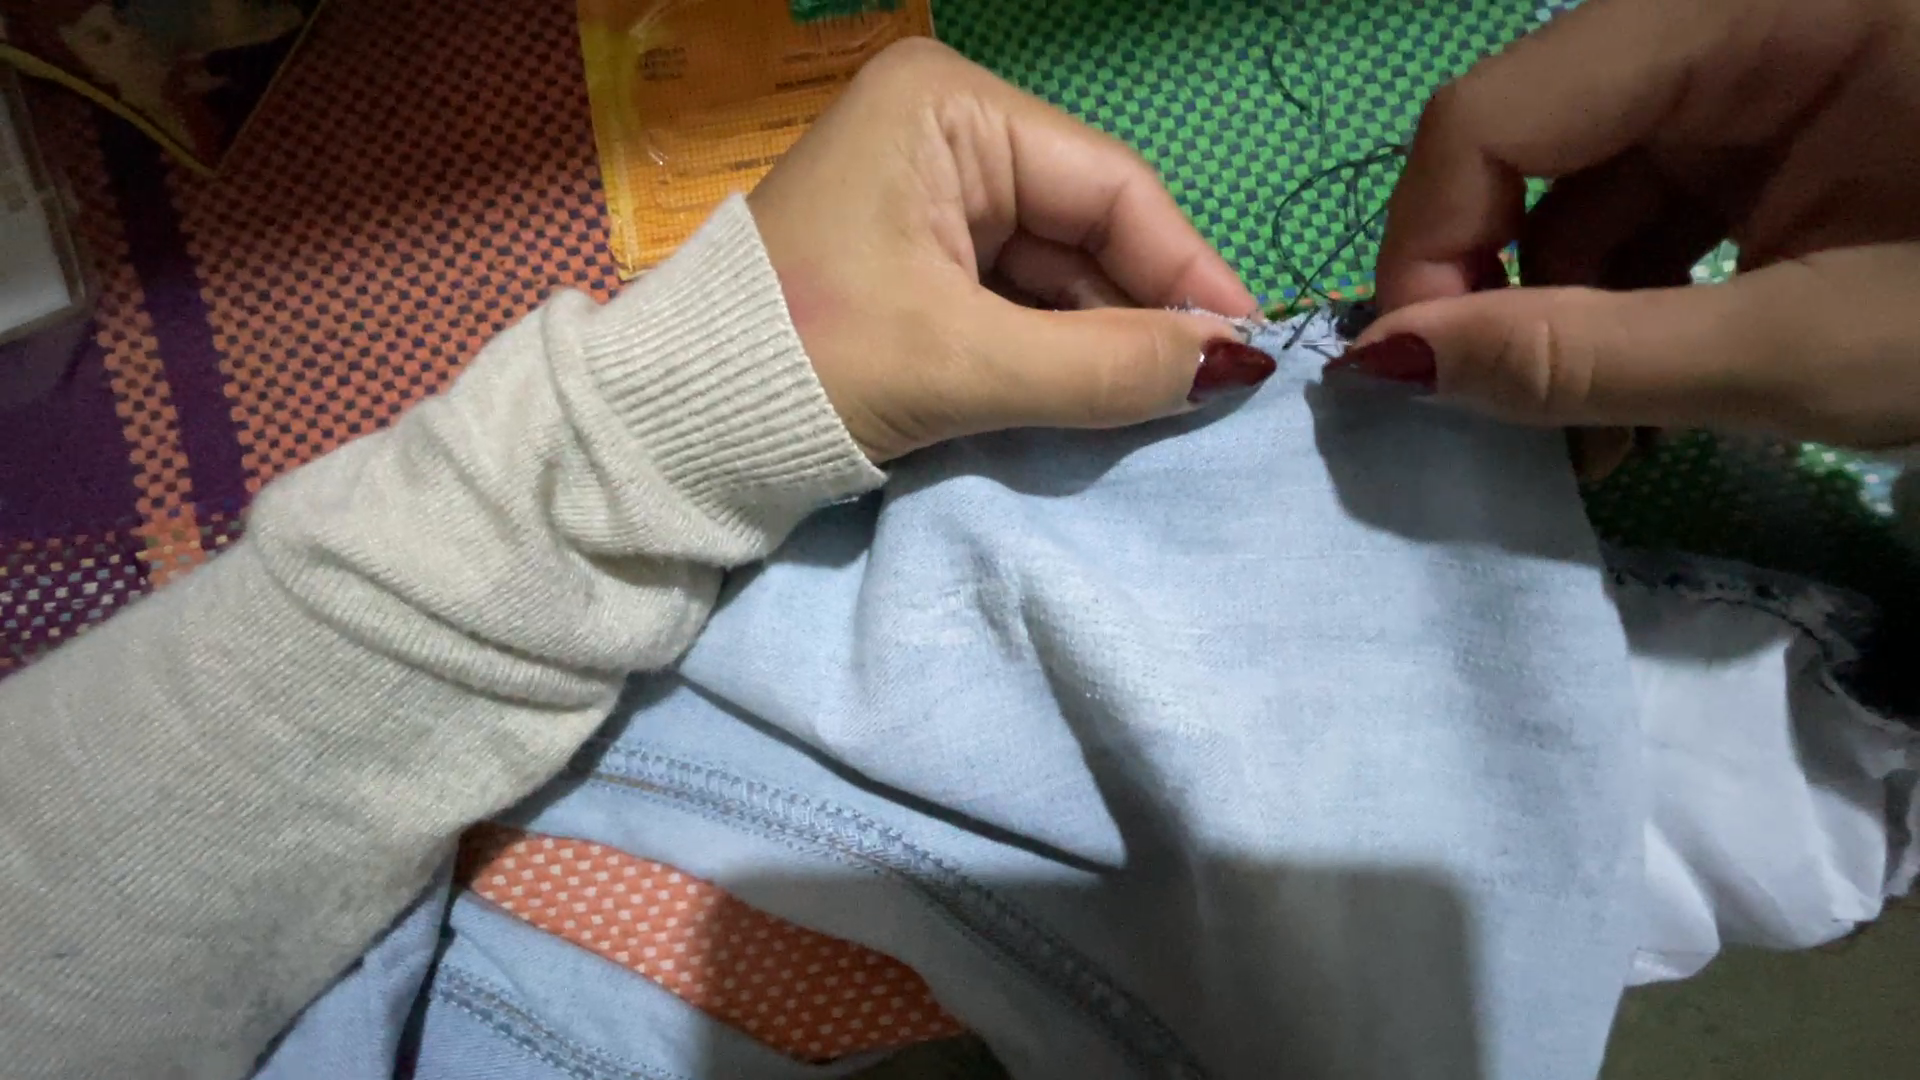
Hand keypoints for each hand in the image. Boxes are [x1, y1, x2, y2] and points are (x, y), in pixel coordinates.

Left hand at [748, 39, 1264, 463]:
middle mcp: (944, 141)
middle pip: (1084, 230)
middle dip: (1143, 312)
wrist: (687, 429)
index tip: (1246, 341)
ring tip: (1156, 401)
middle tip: (1204, 387)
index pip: (1106, 184)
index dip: (1184, 267)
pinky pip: (1014, 309)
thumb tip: (1227, 363)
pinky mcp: (919, 271)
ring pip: (1053, 277)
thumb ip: (1098, 365)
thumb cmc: (807, 366)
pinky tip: (1091, 396)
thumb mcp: (959, 363)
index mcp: (947, 111)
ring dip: (1101, 342)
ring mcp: (931, 208)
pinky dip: (1054, 357)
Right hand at [1345, 0, 1919, 450]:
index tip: (1422, 369)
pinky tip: (1632, 397)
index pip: (1490, 112)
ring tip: (1586, 437)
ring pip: (1569, 198)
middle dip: (1485, 295)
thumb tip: (1381, 368)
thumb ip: (1580, 357)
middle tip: (1497, 410)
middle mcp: (1740, 12)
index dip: (1425, 245)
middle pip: (1518, 153)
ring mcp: (1759, 70)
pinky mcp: (1776, 127)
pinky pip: (1633, 215)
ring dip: (1550, 324)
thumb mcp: (1822, 346)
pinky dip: (1611, 313)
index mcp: (1765, 1)